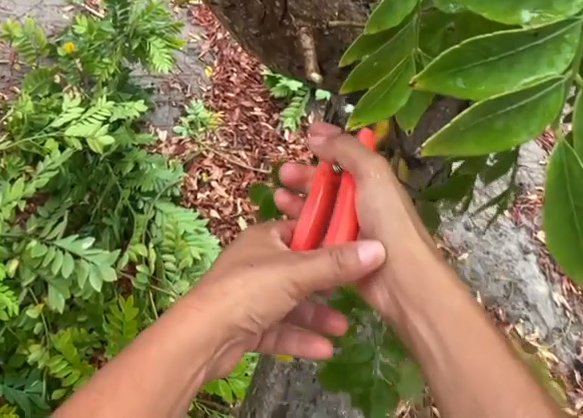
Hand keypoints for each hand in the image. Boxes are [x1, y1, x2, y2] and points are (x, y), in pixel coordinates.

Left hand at [176, 220, 385, 378]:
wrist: (205, 335)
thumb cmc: (248, 289)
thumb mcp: (296, 272)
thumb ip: (336, 264)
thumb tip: (378, 248)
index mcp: (264, 238)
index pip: (301, 232)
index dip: (327, 240)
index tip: (357, 251)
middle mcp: (257, 263)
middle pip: (299, 271)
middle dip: (325, 285)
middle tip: (354, 294)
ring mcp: (251, 296)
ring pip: (290, 304)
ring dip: (316, 316)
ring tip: (344, 328)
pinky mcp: (247, 326)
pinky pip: (280, 330)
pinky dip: (301, 338)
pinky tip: (325, 349)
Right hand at [272, 123, 446, 329]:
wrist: (402, 281)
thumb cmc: (389, 221)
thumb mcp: (372, 173)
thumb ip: (345, 149)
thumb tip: (316, 134)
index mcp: (373, 179)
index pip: (347, 154)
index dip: (328, 142)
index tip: (306, 135)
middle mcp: (362, 201)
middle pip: (327, 182)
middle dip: (304, 175)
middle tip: (284, 173)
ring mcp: (350, 228)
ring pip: (318, 208)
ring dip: (297, 200)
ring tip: (278, 198)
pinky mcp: (339, 253)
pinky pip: (315, 234)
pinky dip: (299, 226)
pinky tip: (284, 223)